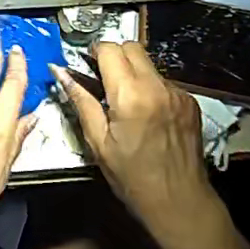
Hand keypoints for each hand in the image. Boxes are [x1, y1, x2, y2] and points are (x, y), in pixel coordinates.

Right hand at [56, 41, 221, 232]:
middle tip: (104, 81)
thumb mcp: (98, 142)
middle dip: (114, 56)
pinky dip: (151, 89)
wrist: (180, 202)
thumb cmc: (133, 178)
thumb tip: (59, 72)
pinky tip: (147, 115)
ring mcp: (177, 93)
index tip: (88, 67)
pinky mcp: (190, 102)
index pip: (109, 49)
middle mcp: (157, 87)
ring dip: (133, 73)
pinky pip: (164, 82)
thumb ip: (80, 100)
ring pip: (149, 64)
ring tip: (126, 104)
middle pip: (131, 47)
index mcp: (130, 95)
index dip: (94, 53)